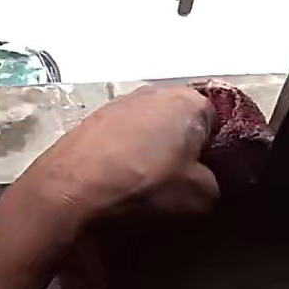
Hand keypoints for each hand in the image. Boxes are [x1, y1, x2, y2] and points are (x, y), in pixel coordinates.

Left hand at [14, 85, 221, 233]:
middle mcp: (156, 91)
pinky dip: (122, 149)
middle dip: (179, 144)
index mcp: (190, 101)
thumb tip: (200, 179)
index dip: (210, 150)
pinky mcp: (94, 115)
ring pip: (149, 125)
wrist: (75, 186)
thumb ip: (212, 183)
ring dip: (149, 146)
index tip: (199, 174)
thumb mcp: (200, 196)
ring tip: (141, 179)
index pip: (214, 122)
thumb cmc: (147, 184)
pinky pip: (121, 133)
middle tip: (172, 177)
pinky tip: (115, 174)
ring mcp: (121, 100)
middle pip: (179, 120)